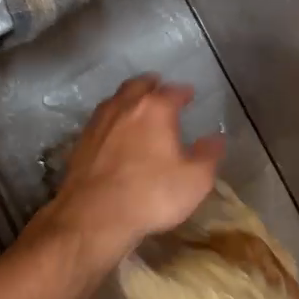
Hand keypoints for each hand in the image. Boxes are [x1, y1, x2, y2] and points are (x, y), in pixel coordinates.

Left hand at [35, 75, 223, 264]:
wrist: (94, 213)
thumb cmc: (151, 194)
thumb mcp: (194, 180)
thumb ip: (207, 156)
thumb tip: (216, 138)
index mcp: (155, 109)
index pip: (172, 91)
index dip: (183, 92)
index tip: (189, 93)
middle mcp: (125, 106)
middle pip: (139, 86)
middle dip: (151, 85)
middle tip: (159, 88)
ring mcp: (100, 120)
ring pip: (116, 98)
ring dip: (129, 98)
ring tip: (137, 105)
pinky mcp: (82, 138)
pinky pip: (101, 118)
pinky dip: (112, 117)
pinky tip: (115, 130)